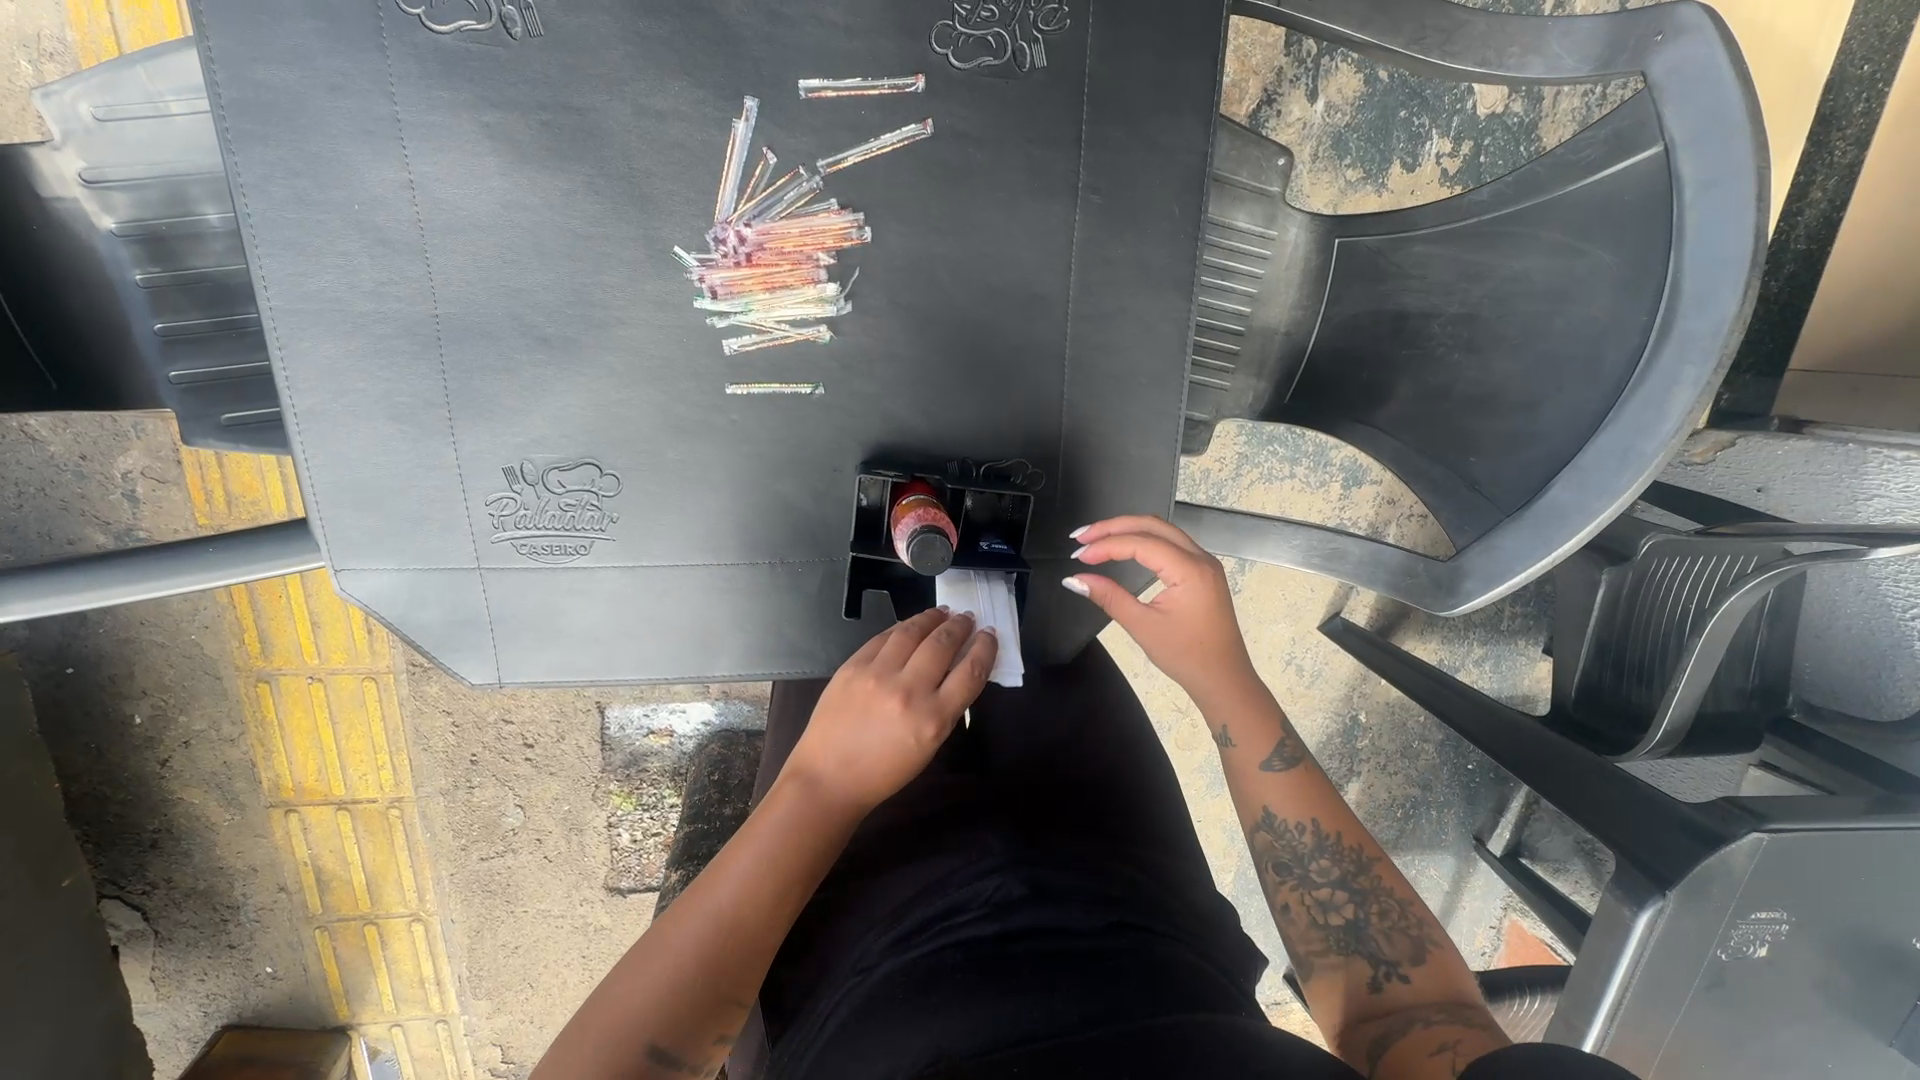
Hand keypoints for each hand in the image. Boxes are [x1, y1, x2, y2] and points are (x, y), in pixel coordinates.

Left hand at [782, 608, 997, 815]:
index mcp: (933, 719)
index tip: (990, 635)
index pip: (971, 672)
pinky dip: (901, 628)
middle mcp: (908, 691)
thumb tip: (959, 670)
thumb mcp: (929, 745)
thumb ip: (946, 707)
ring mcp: (877, 675)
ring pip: (912, 632)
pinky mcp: (852, 666)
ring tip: (943, 612)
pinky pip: (883, 638)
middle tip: (968, 618)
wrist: (829, 777)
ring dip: (932, 618)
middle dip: (960, 627)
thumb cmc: (884, 771)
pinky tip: (910, 625)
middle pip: (943, 644)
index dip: (985, 648)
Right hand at [1061, 516, 1257, 701]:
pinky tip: (1124, 548)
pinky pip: (1171, 544)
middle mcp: (1200, 558)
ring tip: (1096, 539)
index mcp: (1190, 570)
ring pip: (1162, 531)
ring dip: (1129, 531)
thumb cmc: (1185, 656)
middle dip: (1114, 527)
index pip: (1141, 543)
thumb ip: (1109, 597)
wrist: (1223, 679)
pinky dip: (1144, 540)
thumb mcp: (1142, 626)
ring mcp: (1205, 563)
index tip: (1078, 556)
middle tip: (1081, 537)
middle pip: (1152, 525)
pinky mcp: (1203, 572)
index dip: (1106, 545)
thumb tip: (1074, 579)